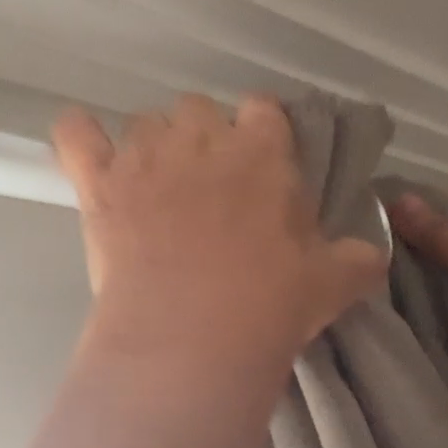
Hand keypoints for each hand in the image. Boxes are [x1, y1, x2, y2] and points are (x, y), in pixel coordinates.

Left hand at [53, 94, 387, 367]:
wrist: (192, 339)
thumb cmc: (270, 304)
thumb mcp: (335, 283)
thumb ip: (358, 258)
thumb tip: (372, 254)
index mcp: (263, 151)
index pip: (264, 109)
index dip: (263, 133)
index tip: (265, 166)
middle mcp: (201, 139)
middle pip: (199, 108)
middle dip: (206, 139)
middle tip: (213, 188)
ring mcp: (145, 158)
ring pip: (145, 122)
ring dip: (155, 145)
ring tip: (160, 187)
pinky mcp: (99, 186)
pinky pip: (76, 134)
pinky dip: (80, 135)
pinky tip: (90, 152)